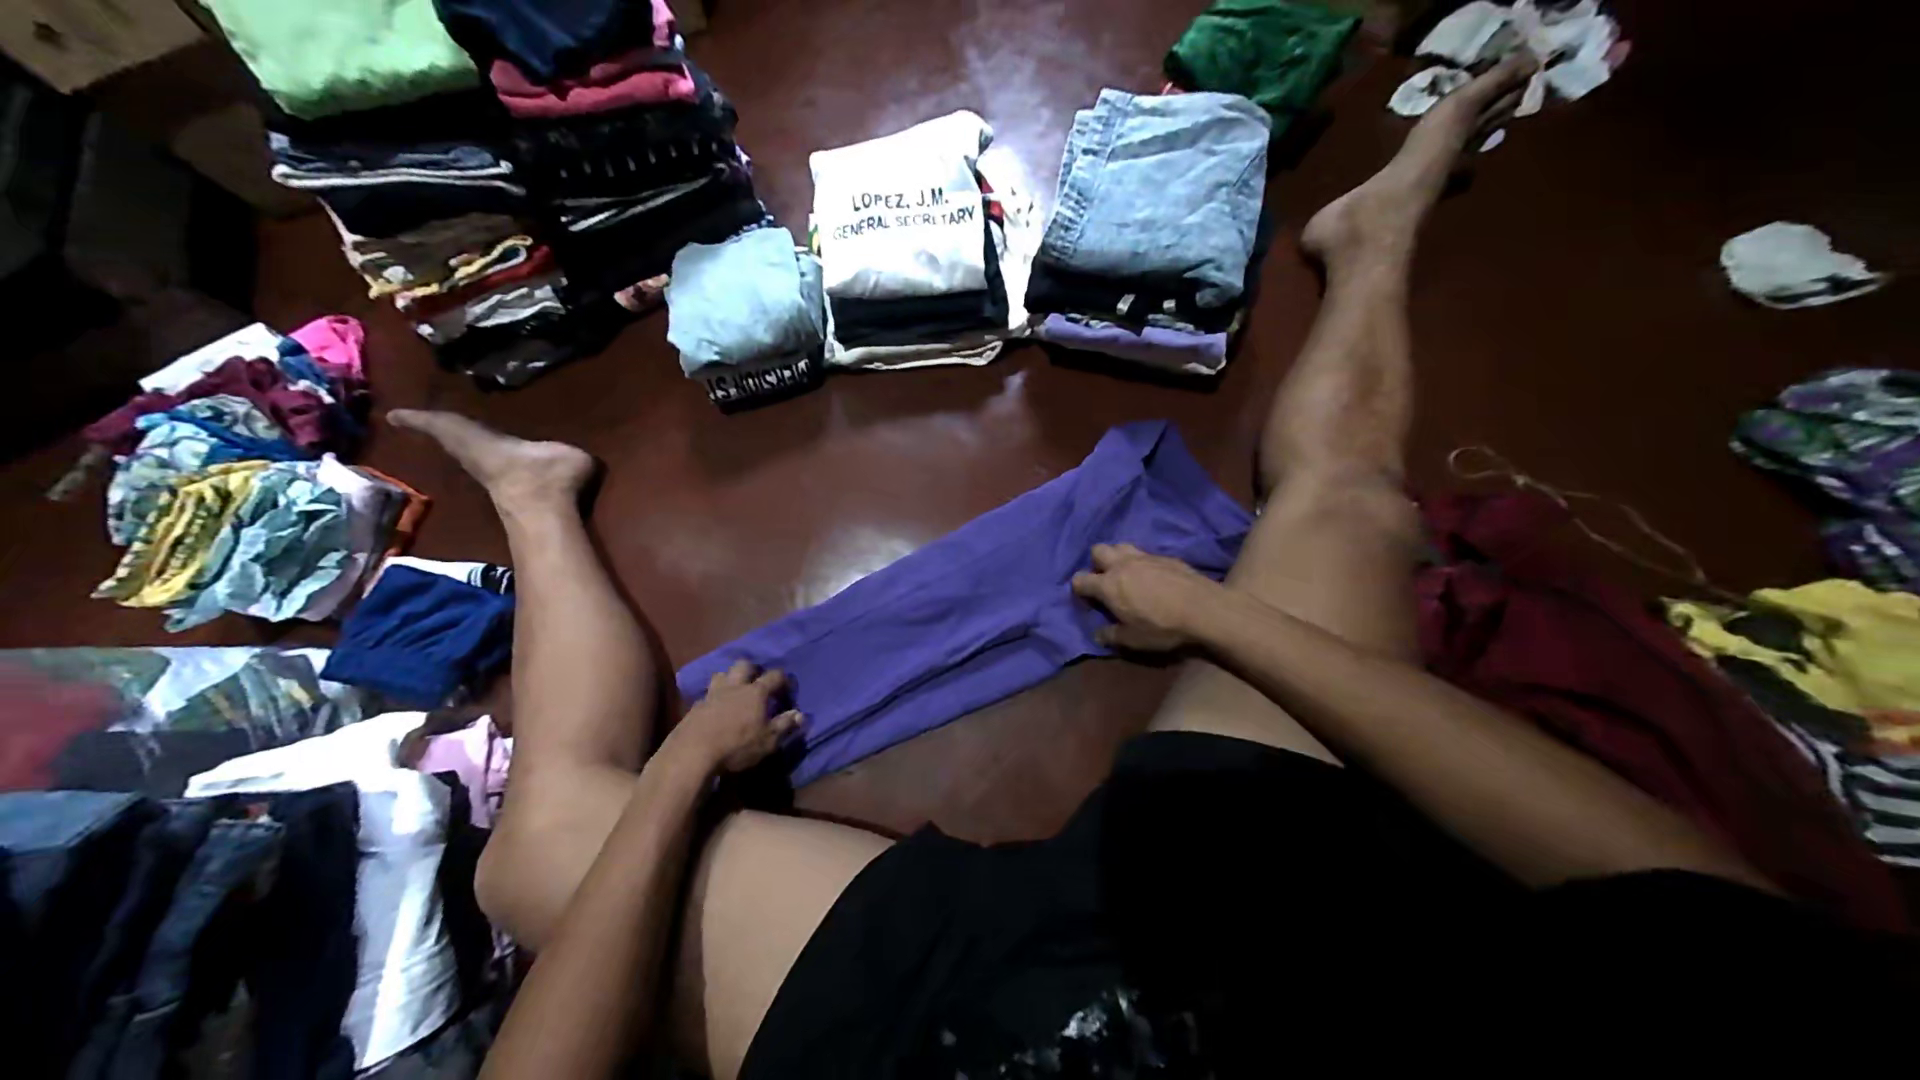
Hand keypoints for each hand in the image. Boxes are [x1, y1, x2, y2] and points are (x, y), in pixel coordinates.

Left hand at [666, 660, 802, 773]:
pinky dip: (713, 697)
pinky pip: (706, 694)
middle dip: (752, 669)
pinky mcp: (694, 707)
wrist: (692, 753)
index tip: (787, 686)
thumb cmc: (737, 746)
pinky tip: (714, 708)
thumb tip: (800, 714)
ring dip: (729, 679)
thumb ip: (784, 725)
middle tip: (757, 681)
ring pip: (721, 675)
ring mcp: (711, 695)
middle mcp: (734, 687)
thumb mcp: (768, 740)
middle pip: (743, 665)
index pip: (774, 676)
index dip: (783, 679)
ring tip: (733, 690)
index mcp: (755, 692)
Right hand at [1070, 543, 1218, 652]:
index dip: (1078, 588)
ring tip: (1126, 574)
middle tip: (1105, 580)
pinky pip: (1144, 553)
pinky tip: (1152, 576)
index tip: (1086, 599)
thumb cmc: (1163, 627)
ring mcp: (1144, 557)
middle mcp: (1122, 565)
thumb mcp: (1133, 640)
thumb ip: (1111, 635)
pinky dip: (1141, 562)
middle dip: (1096, 563)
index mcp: (1108, 585)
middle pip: (1098, 550)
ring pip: (1121, 546)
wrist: (1205, 609)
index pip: (1080, 579)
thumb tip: (1097, 634)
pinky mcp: (1165, 556)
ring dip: (1118, 557)